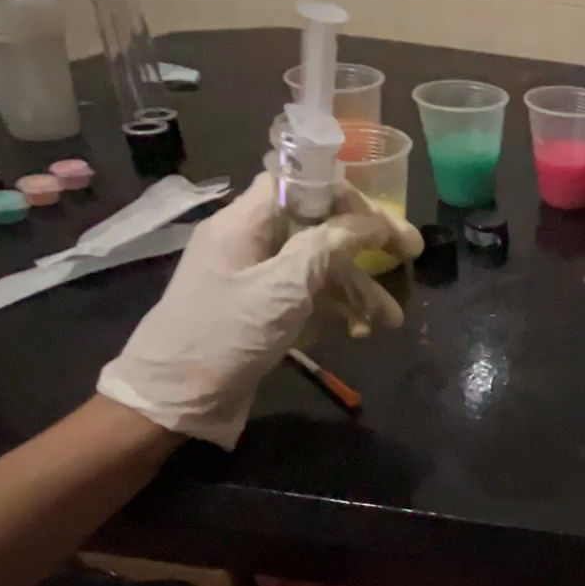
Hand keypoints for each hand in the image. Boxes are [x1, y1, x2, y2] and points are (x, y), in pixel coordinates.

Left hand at [98, 172, 421, 448]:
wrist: (173, 402)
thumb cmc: (224, 336)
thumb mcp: (283, 289)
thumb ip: (329, 247)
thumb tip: (371, 222)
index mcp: (244, 223)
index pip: (299, 183)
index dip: (343, 194)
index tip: (381, 219)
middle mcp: (251, 243)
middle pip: (318, 226)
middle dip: (365, 244)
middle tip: (411, 255)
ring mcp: (256, 279)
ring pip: (319, 267)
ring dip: (359, 288)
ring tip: (392, 319)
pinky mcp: (263, 311)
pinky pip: (309, 297)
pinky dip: (338, 309)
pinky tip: (362, 331)